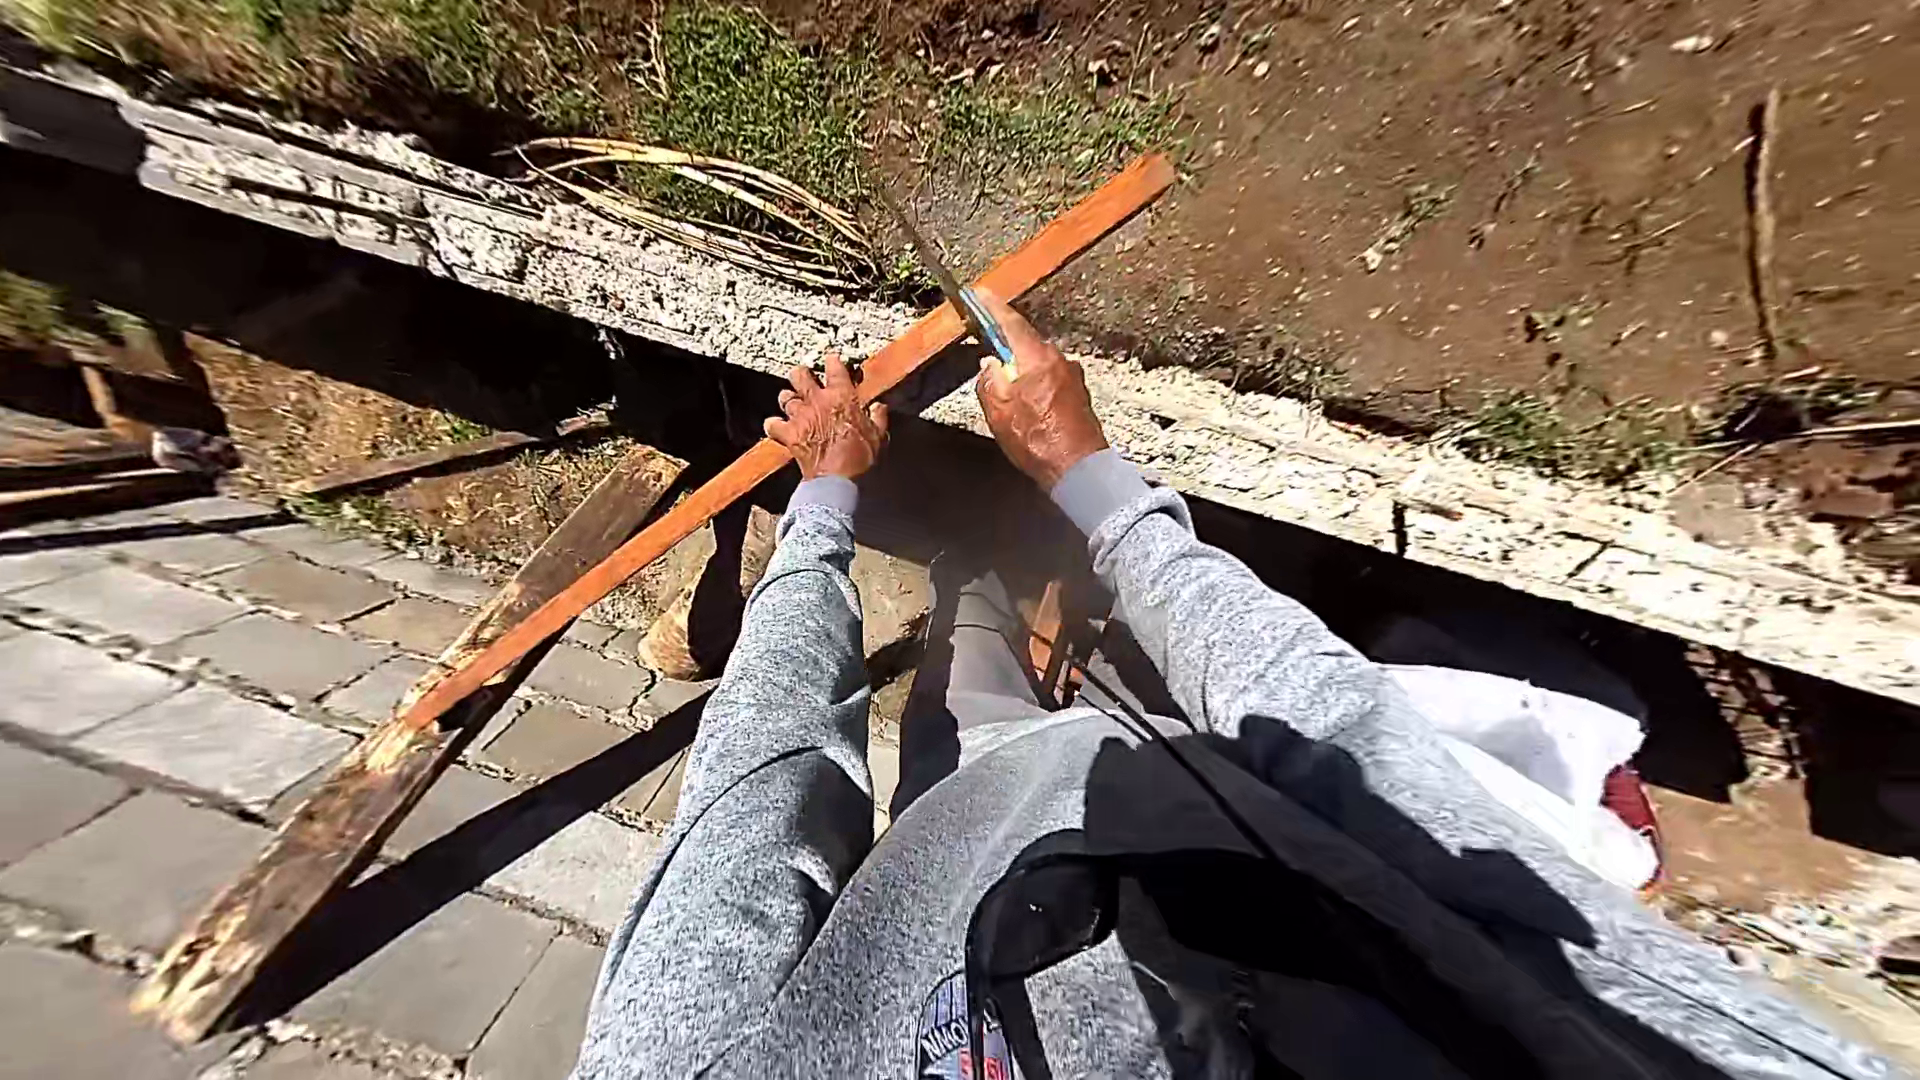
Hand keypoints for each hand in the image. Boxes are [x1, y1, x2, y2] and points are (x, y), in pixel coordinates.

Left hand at [764, 352, 889, 479]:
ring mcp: (800, 417)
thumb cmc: (860, 457)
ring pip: (785, 397)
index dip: (832, 361)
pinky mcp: (789, 435)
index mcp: (842, 396)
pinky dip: (774, 425)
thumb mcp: (879, 436)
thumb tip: (879, 406)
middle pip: (800, 375)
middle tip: (804, 378)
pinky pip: (772, 424)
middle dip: (801, 374)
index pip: (834, 368)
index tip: (832, 360)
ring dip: (788, 399)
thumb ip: (878, 417)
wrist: (838, 479)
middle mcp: (817, 401)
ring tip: (792, 402)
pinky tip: (778, 427)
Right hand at [972, 288, 1107, 489]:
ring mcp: (1072, 377)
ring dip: (1021, 367)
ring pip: (1039, 362)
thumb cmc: (1038, 442)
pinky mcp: (1078, 395)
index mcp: (1036, 357)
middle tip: (986, 344)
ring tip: (1005, 386)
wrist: (1077, 468)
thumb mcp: (998, 411)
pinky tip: (1027, 402)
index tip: (980, 293)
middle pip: (1026, 341)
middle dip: (1005, 342)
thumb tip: (989, 364)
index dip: (992, 306)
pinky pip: (1050, 378)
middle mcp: (1059, 359)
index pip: (1010, 321)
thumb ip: (989, 380)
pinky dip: (1035, 382)